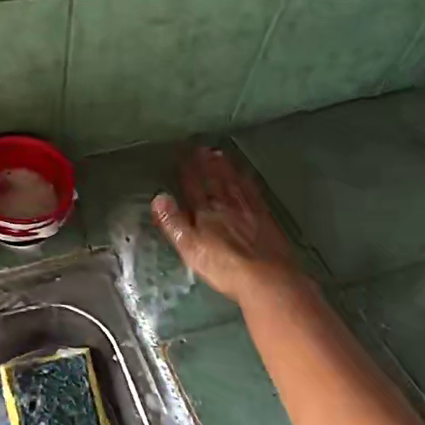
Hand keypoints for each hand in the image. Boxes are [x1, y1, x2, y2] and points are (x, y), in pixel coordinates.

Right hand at [152, 147, 315, 309]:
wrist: (265, 276)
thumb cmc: (223, 266)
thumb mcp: (190, 247)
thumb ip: (173, 222)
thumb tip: (158, 197)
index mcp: (206, 213)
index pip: (193, 187)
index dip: (187, 171)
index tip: (182, 154)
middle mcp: (226, 206)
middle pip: (215, 181)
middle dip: (206, 164)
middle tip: (202, 147)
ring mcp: (248, 211)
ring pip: (234, 183)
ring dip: (226, 168)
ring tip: (219, 154)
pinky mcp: (266, 219)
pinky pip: (253, 193)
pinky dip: (247, 181)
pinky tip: (246, 176)